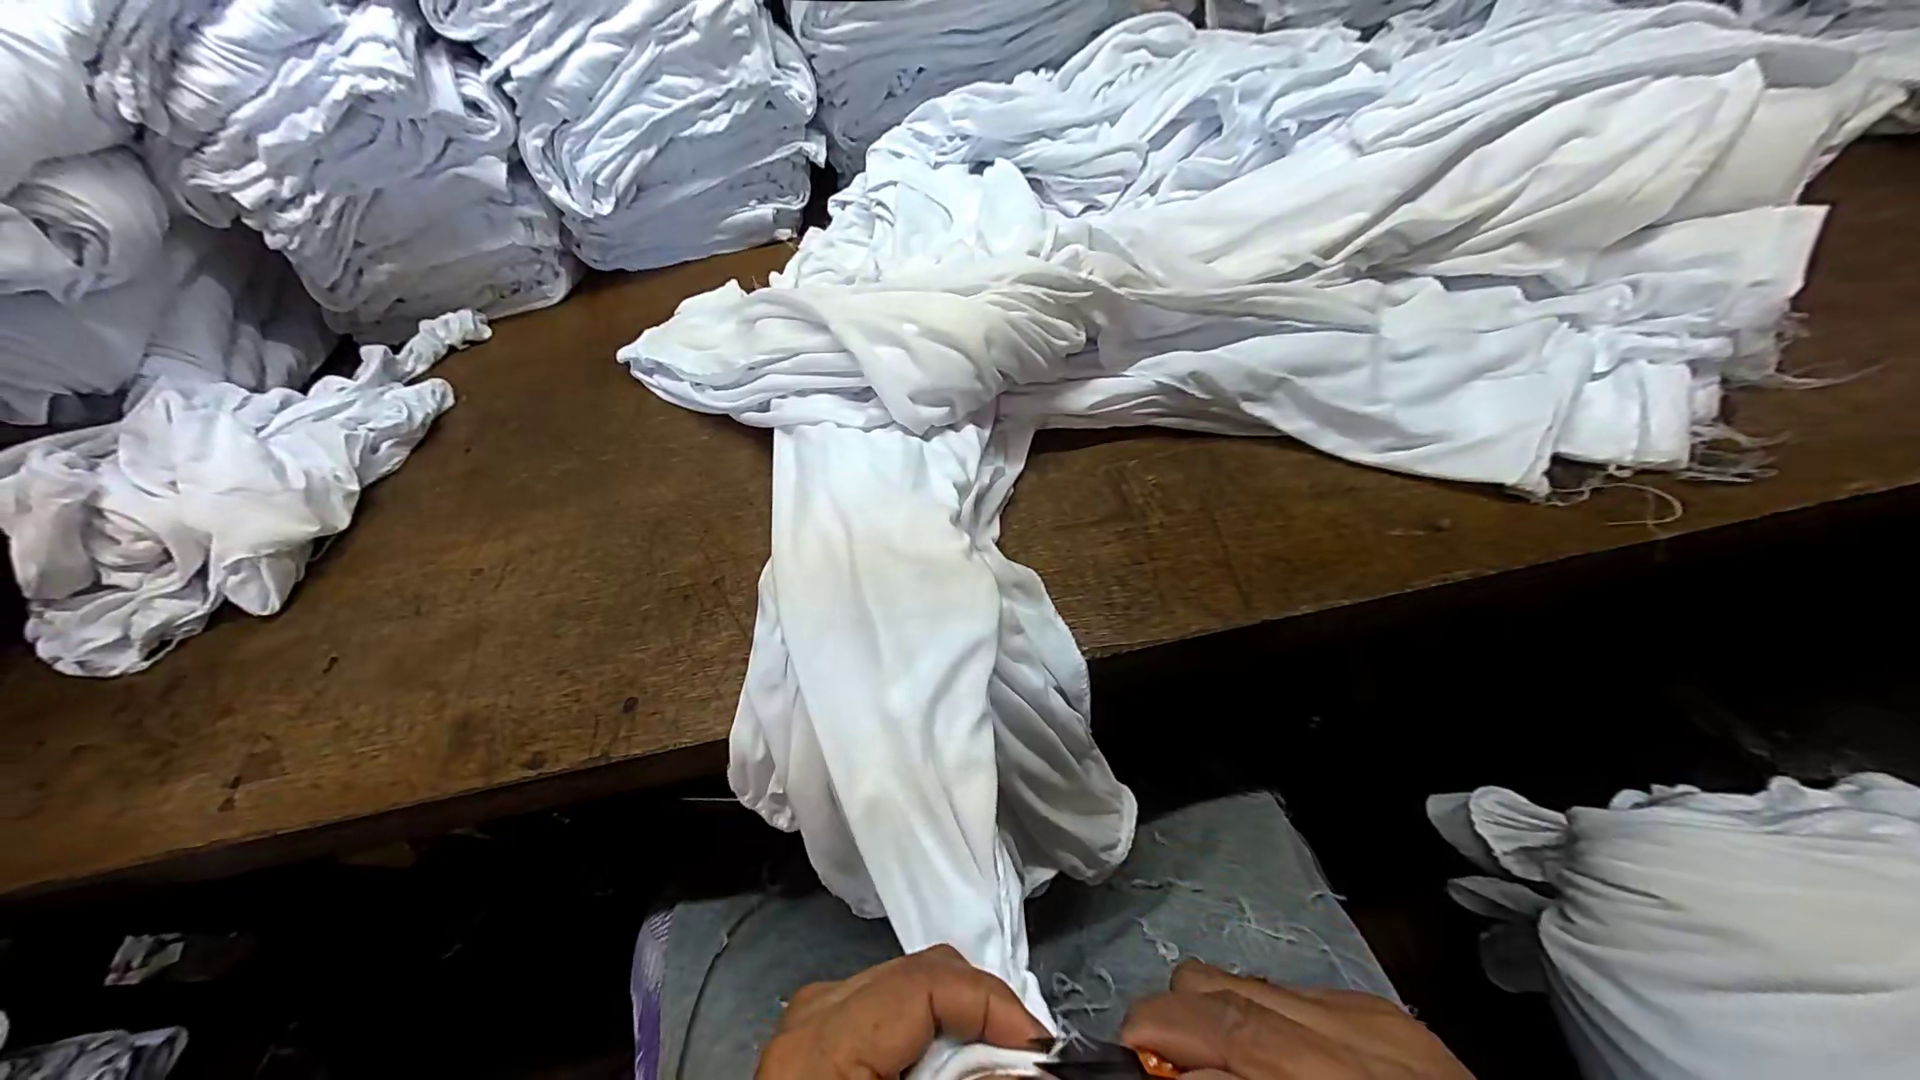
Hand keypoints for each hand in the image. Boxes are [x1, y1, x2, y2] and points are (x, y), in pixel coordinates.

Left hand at [756, 944, 1049, 1078]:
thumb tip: (1030, 1067)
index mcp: (825, 1037)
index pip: (927, 981)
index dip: (993, 1003)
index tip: (1041, 1047)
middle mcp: (816, 1008)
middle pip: (923, 972)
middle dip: (982, 1011)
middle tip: (1024, 1060)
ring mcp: (814, 1015)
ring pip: (910, 983)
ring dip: (958, 1020)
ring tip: (990, 1065)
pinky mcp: (817, 1032)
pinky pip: (888, 1006)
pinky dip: (927, 1029)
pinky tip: (945, 1067)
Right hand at [1119, 960, 1473, 1079]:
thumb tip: (1176, 1075)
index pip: (1223, 1034)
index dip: (1157, 1043)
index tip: (1123, 1061)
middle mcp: (1350, 1041)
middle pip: (1212, 990)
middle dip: (1162, 1017)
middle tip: (1149, 1058)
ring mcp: (1367, 1015)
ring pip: (1237, 973)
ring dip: (1203, 1008)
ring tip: (1202, 1050)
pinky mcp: (1380, 1007)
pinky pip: (1282, 985)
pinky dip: (1252, 1010)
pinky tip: (1266, 1050)